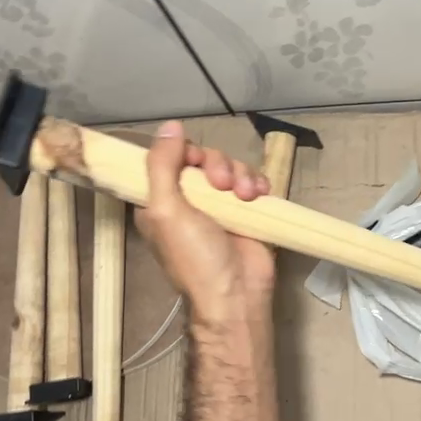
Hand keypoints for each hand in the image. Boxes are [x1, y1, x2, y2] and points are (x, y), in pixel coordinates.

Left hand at [135, 120, 274, 327]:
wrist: (237, 293)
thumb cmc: (195, 257)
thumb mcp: (166, 210)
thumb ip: (162, 166)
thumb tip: (169, 127)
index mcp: (161, 201)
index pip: (170, 159)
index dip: (184, 154)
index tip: (194, 163)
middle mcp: (189, 201)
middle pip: (204, 159)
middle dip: (217, 165)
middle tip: (223, 185)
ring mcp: (220, 206)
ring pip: (231, 168)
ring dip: (241, 175)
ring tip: (246, 196)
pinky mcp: (248, 212)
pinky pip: (253, 181)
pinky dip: (258, 183)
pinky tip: (260, 195)